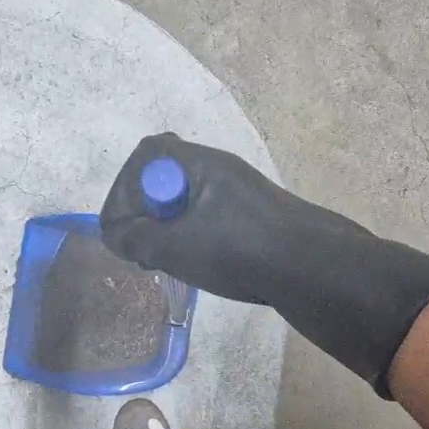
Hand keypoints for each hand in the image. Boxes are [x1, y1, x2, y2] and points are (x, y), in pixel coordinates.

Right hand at [99, 133, 428, 396]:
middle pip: (160, 177)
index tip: (124, 234)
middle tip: (142, 247)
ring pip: (181, 199)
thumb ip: (134, 238)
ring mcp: (234, 187)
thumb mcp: (174, 247)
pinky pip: (203, 214)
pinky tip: (197, 262)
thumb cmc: (238, 251)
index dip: (123, 196)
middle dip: (143, 212)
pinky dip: (189, 235)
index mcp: (195, 161)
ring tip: (167, 259)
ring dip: (165, 228)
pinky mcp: (249, 211)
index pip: (142, 160)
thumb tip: (115, 234)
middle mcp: (214, 165)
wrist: (313, 268)